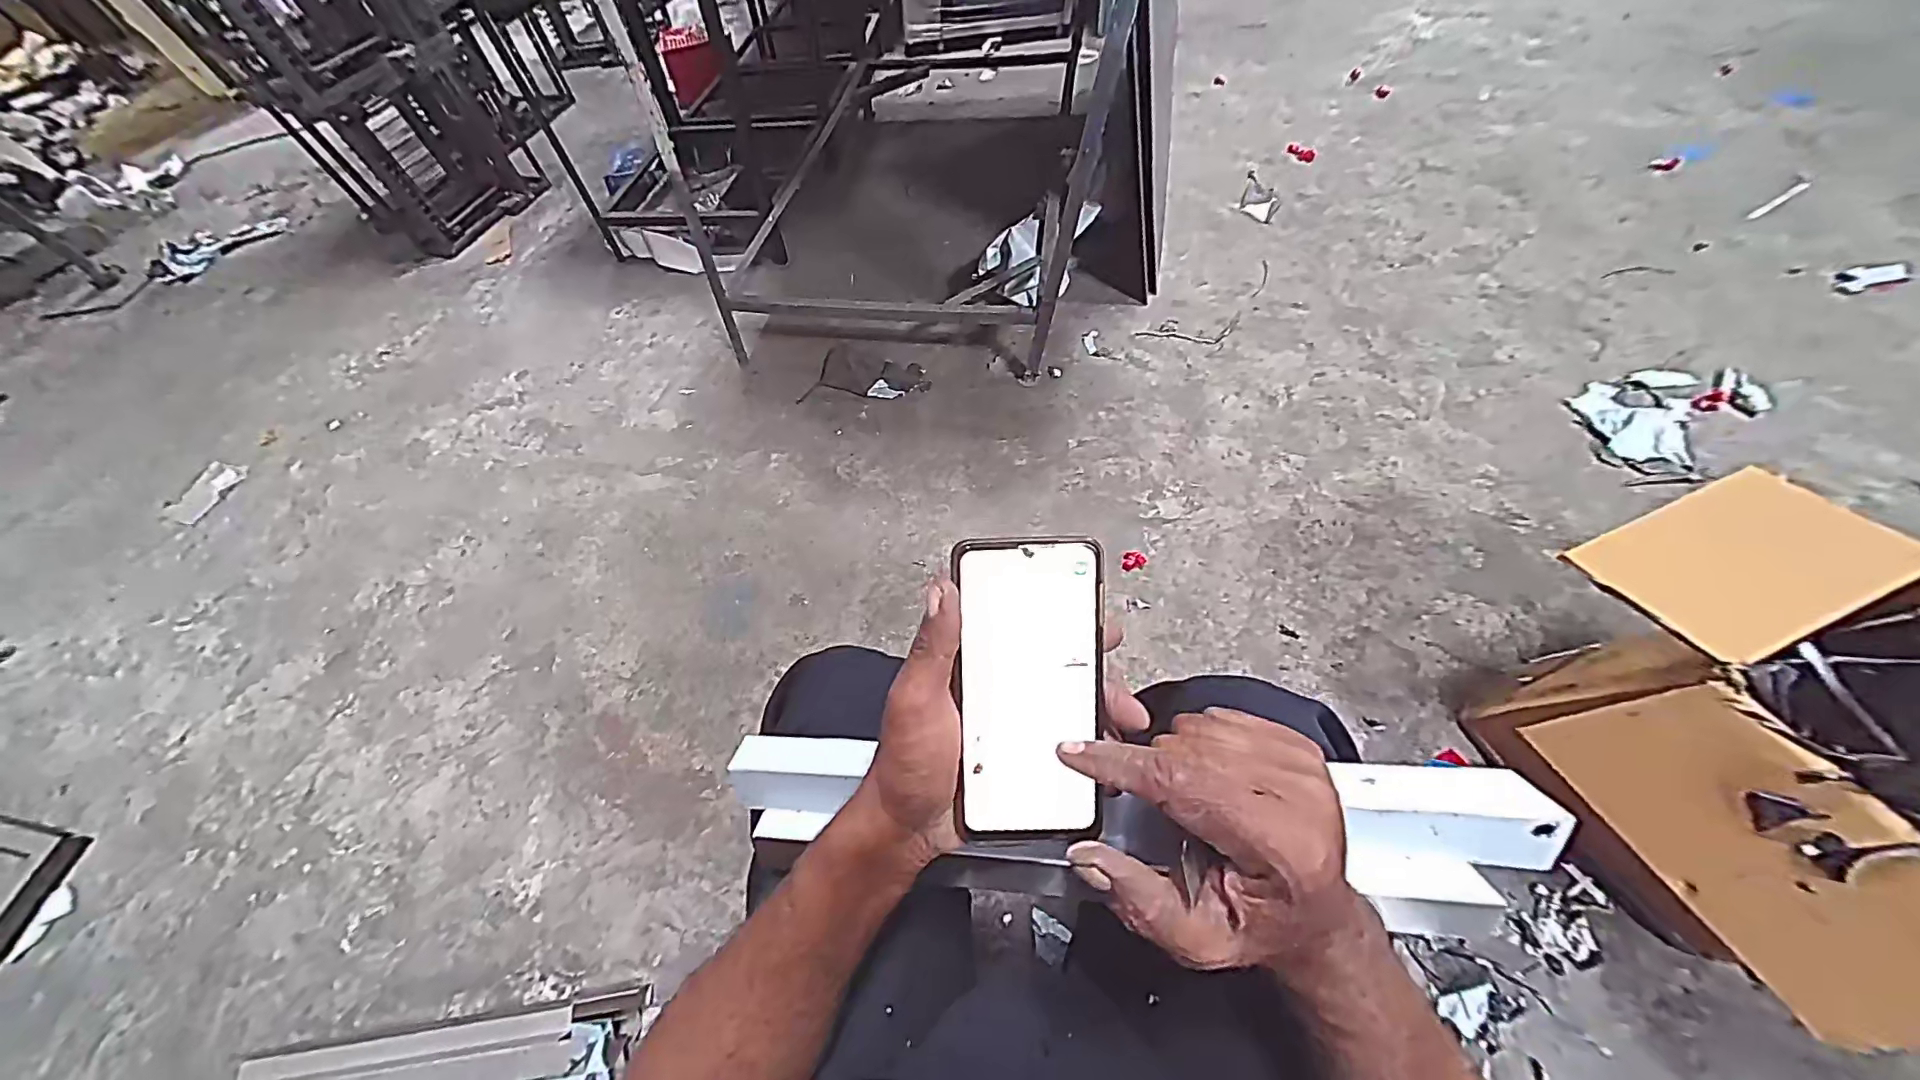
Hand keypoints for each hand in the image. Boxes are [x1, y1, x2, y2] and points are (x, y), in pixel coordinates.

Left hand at [851, 578, 1152, 866]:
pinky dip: (1088, 742)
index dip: (1050, 613)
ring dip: (1097, 704)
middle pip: (1050, 664)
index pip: (1013, 627)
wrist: (910, 828)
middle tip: (1112, 661)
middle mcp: (992, 689)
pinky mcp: (1021, 754)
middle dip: (1089, 661)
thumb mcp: (916, 698)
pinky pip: (1063, 742)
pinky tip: (1104, 748)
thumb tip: (943, 591)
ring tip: (1121, 715)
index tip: (1083, 605)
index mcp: (967, 666)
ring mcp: (1009, 723)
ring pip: (1064, 703)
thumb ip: (932, 646)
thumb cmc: (903, 763)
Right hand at [1056, 708, 1366, 970]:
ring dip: (1174, 752)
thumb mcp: (1196, 938)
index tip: (1078, 753)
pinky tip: (1207, 774)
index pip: (1181, 781)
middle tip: (1149, 806)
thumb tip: (1089, 857)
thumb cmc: (1262, 926)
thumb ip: (1138, 898)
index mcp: (1280, 845)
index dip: (1121, 763)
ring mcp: (1301, 764)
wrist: (1315, 914)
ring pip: (1197, 724)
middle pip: (1184, 747)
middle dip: (1148, 766)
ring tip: (1184, 796)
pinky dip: (1198, 737)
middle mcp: (1299, 795)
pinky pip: (1219, 715)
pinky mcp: (1297, 743)